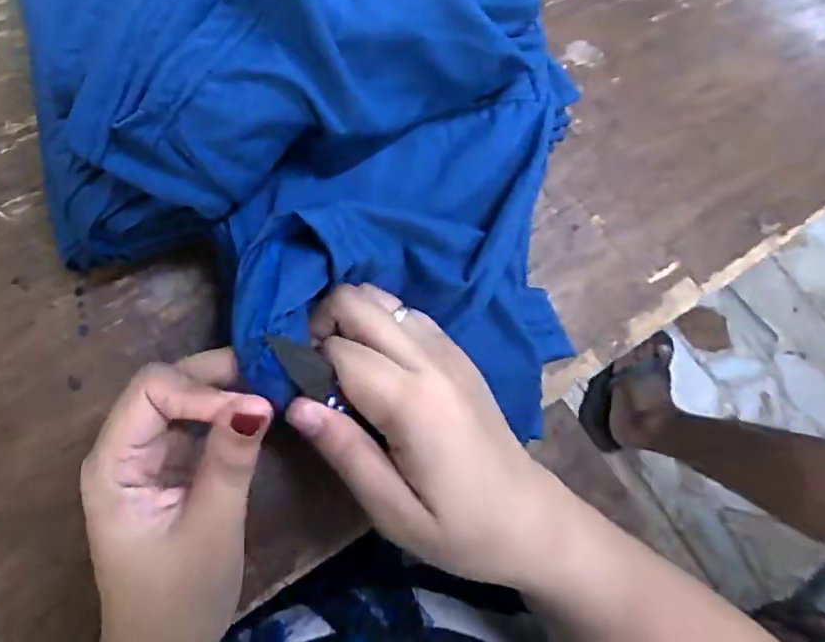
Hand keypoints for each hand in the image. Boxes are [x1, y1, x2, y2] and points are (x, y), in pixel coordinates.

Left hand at [81, 349, 273, 641]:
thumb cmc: (179, 601)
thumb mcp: (211, 533)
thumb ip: (229, 463)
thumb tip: (259, 401)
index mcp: (113, 463)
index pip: (151, 391)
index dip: (199, 389)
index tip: (250, 404)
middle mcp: (123, 446)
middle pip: (165, 384)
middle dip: (215, 375)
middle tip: (269, 374)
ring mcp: (145, 453)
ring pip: (182, 394)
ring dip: (223, 386)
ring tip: (268, 384)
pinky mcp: (168, 463)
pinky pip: (195, 419)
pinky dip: (225, 408)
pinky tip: (255, 407)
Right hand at [284, 284, 572, 588]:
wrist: (531, 520)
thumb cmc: (459, 529)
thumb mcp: (393, 512)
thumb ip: (344, 451)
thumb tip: (294, 403)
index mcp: (412, 401)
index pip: (338, 349)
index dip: (305, 361)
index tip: (297, 388)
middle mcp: (428, 358)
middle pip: (355, 301)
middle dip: (321, 322)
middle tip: (314, 368)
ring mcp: (446, 346)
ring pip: (378, 296)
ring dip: (348, 316)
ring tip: (342, 360)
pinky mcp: (455, 347)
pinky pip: (403, 309)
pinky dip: (376, 318)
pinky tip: (374, 356)